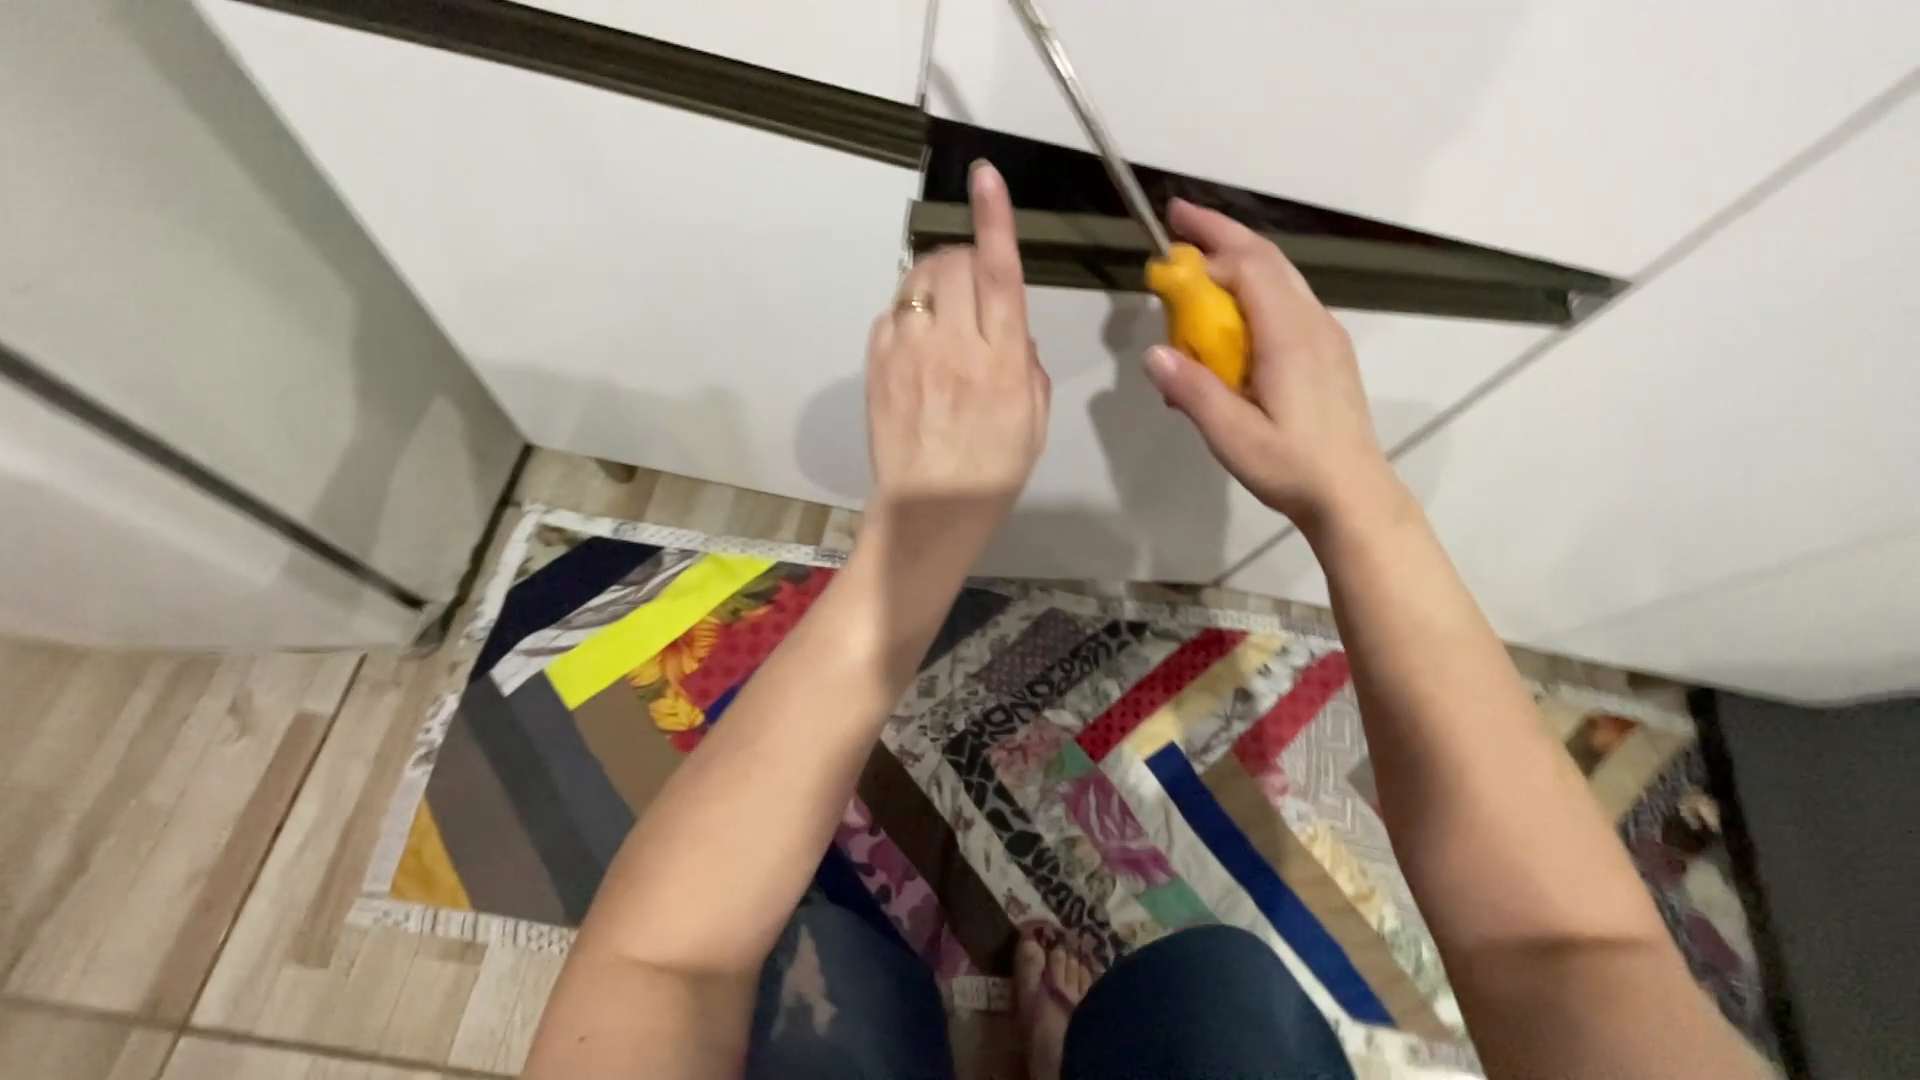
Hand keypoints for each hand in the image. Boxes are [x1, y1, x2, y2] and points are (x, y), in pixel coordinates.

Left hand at [863, 161, 1049, 550]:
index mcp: (1001, 360)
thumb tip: (1012, 332)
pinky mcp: (876, 364)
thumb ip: (1027, 364)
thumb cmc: (993, 472)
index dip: (995, 219)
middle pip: (954, 263)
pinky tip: (918, 344)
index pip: (999, 272)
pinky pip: (892, 313)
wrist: (929, 511)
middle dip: (967, 258)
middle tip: (975, 285)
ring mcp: (907, 352)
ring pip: (918, 280)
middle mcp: (953, 345)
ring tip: (946, 313)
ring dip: (936, 280)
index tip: (986, 176)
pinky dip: (909, 314)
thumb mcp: (1034, 422)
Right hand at [1143, 199, 1397, 536]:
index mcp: (1290, 337)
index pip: (1248, 269)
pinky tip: (1228, 318)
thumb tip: (1154, 354)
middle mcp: (1312, 323)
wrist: (1353, 494)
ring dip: (1237, 260)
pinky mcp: (1326, 353)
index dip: (1205, 253)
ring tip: (1197, 261)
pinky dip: (1251, 292)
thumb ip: (1193, 391)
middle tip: (1179, 217)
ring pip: (1279, 278)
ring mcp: (1324, 336)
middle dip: (1221, 233)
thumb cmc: (1293, 468)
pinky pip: (1285, 304)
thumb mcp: (1233, 437)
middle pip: (1267, 259)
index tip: (1167, 251)